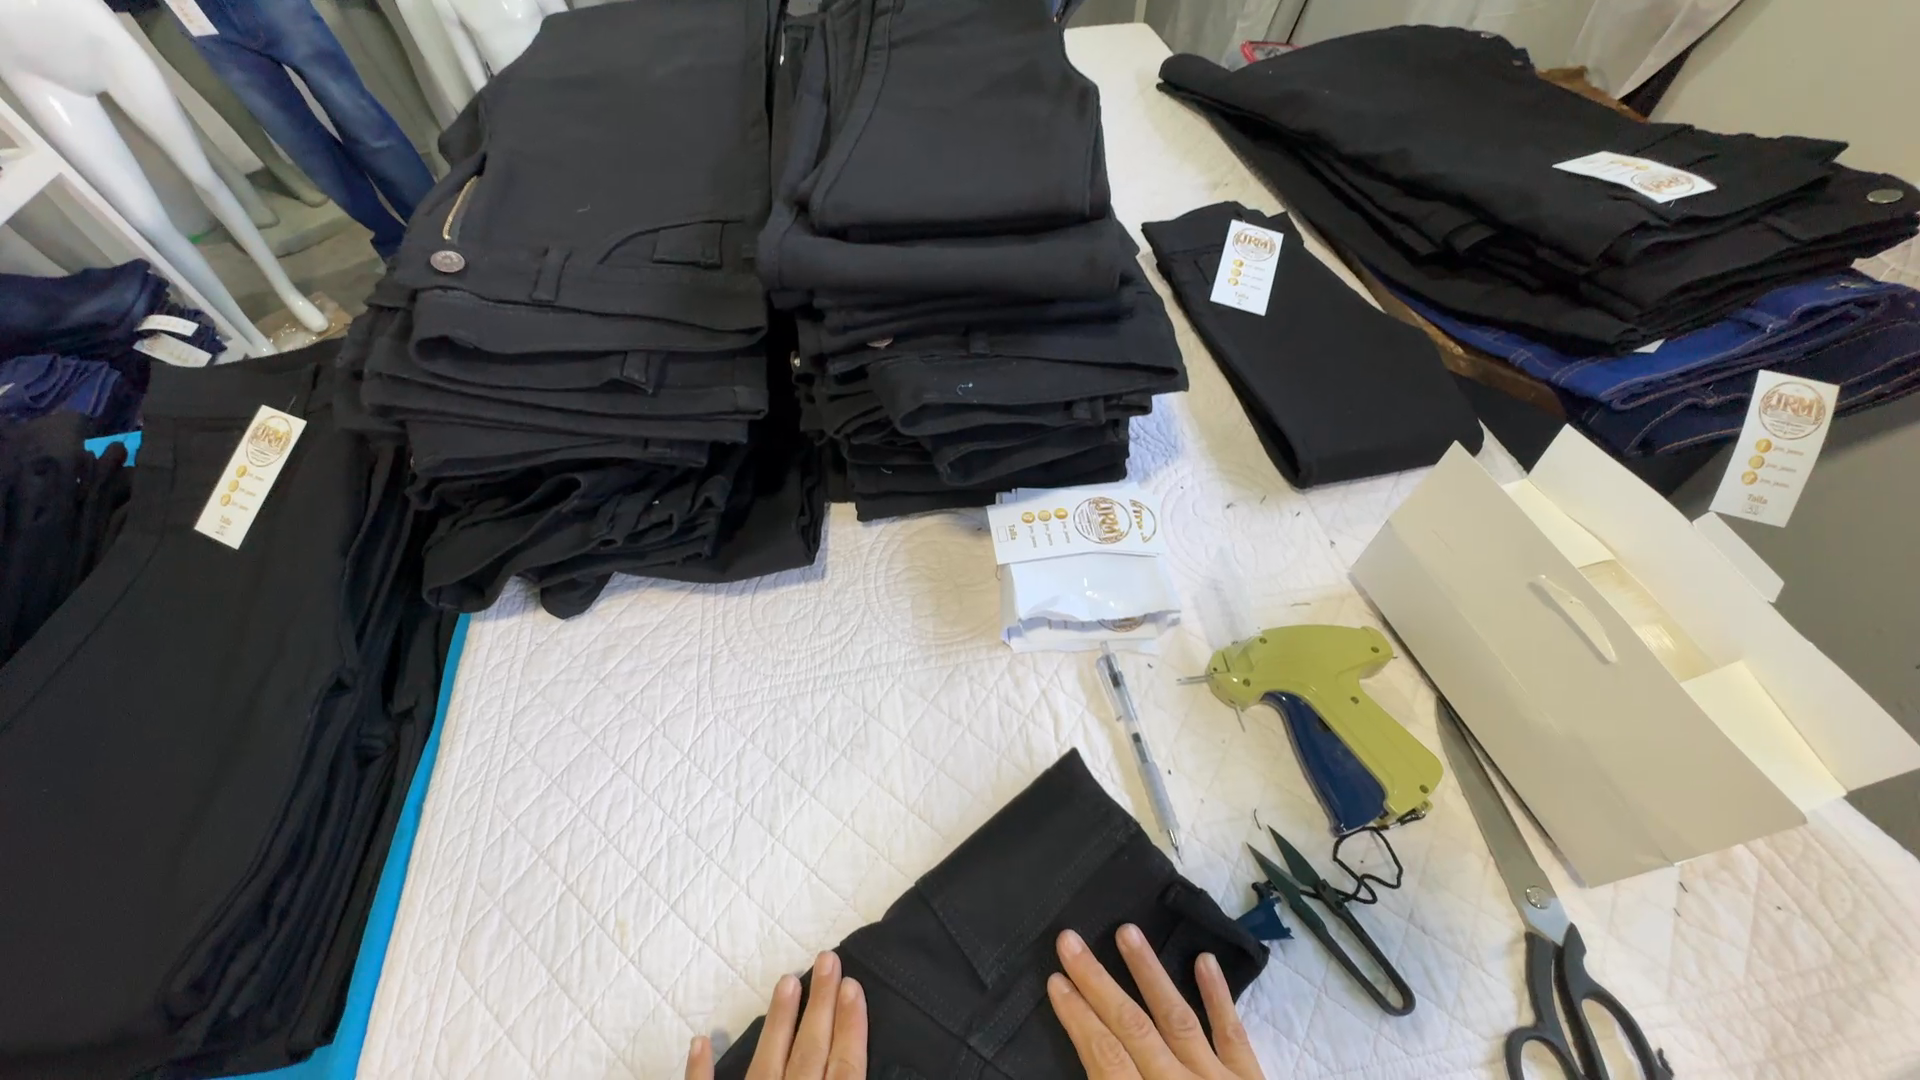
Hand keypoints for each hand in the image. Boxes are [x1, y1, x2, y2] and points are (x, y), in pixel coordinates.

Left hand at [686, 951, 867, 1079]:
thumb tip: (888, 1070)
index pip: (846, 1071)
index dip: (851, 1027)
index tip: (851, 984)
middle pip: (810, 1055)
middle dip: (820, 1005)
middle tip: (827, 958)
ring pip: (765, 1066)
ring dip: (777, 1023)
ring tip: (786, 979)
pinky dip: (700, 1071)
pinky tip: (700, 1041)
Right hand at [1048, 926, 1265, 1079]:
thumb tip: (1092, 1068)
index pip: (1106, 1062)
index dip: (1078, 1019)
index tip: (1055, 980)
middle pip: (1133, 1030)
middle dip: (1097, 983)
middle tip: (1069, 939)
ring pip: (1178, 1020)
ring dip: (1149, 974)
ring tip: (1127, 931)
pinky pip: (1234, 1036)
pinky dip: (1219, 998)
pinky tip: (1204, 960)